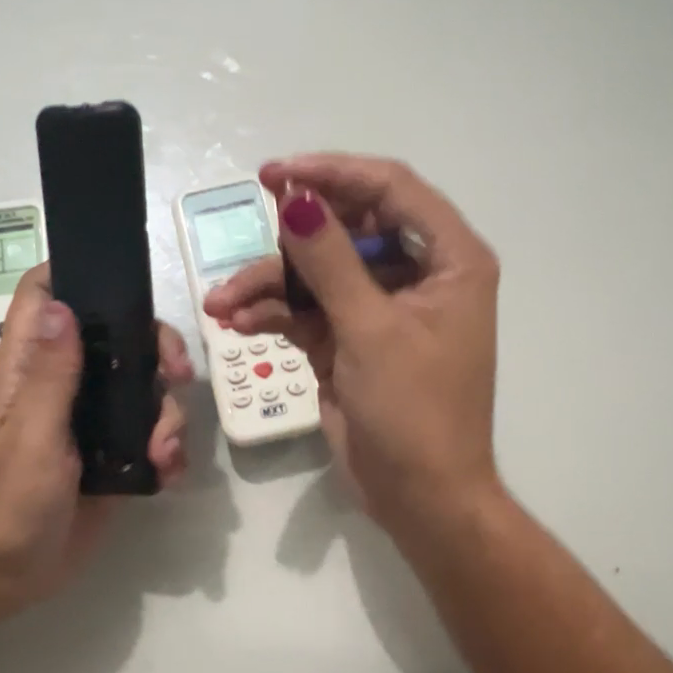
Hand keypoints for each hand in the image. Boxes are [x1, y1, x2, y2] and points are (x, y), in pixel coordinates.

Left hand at [0, 263, 191, 601]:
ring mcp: (93, 418)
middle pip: (118, 336)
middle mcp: (64, 384)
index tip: (125, 285)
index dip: (79, 276)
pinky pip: (154, 431)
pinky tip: (166, 473)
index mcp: (27, 369)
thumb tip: (62, 306)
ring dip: (169, 414)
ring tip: (164, 453)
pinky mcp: (117, 451)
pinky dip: (168, 448)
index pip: (45, 296)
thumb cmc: (12, 502)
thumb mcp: (30, 437)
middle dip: (156, 350)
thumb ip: (49, 375)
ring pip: (146, 386)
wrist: (18, 572)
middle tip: (178, 377)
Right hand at [204, 153, 500, 535]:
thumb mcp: (371, 331)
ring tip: (222, 303)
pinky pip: (309, 312)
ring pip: (319, 274)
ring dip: (271, 285)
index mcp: (449, 260)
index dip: (332, 175)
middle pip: (348, 229)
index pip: (391, 190)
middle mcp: (418, 275)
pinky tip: (237, 321)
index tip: (274, 176)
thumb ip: (330, 261)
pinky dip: (275, 315)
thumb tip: (294, 200)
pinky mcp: (351, 343)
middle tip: (246, 241)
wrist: (420, 497)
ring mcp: (381, 310)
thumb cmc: (414, 412)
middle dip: (292, 241)